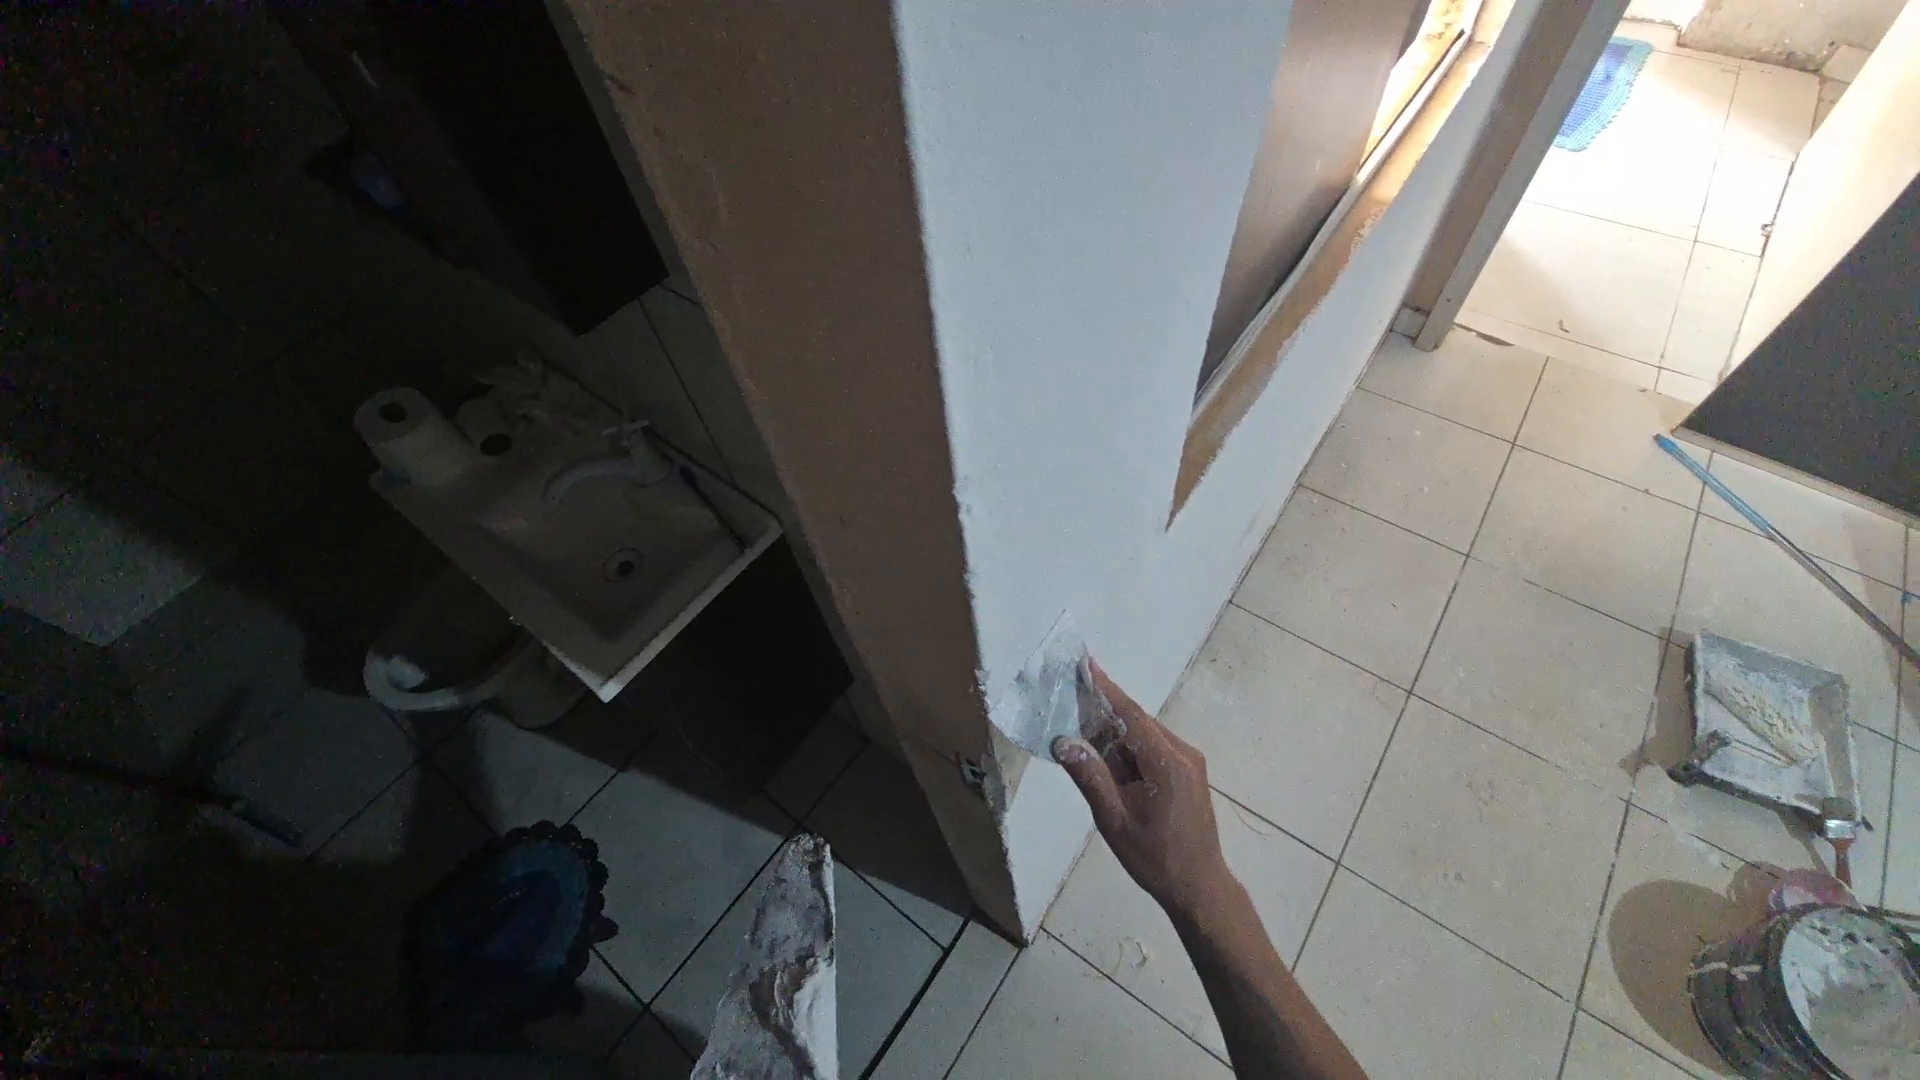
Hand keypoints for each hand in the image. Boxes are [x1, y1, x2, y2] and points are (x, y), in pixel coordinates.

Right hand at [1053, 660, 1232, 921]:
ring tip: (1082, 721)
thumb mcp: (1114, 821)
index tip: (1086, 664)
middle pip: (1139, 720)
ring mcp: (1190, 763)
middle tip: (1073, 693)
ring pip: (1146, 733)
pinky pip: (1154, 747)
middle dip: (1106, 706)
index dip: (1107, 688)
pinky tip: (1108, 751)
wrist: (1199, 887)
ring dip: (1117, 727)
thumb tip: (1063, 741)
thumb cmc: (1155, 858)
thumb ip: (1090, 777)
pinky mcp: (1189, 773)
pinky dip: (1130, 744)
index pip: (1132, 715)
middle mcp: (1183, 754)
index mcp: (1167, 763)